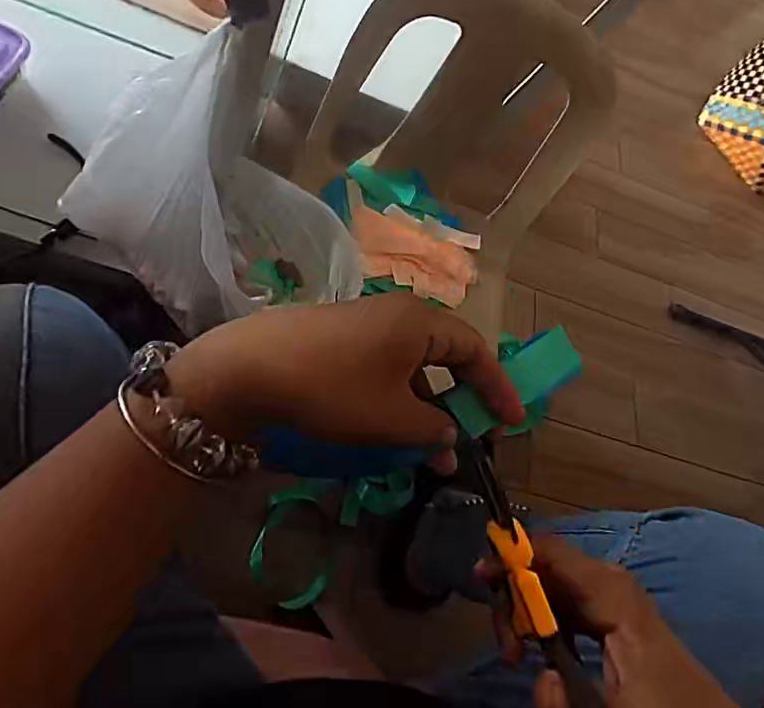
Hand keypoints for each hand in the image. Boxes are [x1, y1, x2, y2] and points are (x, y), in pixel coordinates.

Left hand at [165, 293, 523, 472]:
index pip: (474, 349)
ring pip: (409, 363)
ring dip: (424, 405)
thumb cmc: (333, 387)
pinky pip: (382, 364)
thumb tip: (449, 434)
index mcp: (419, 321)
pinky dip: (394, 395)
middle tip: (473, 435)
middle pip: (443, 353)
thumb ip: (431, 429)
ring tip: (429, 450)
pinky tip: (388, 427)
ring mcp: (362, 322)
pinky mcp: (337, 337)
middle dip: (460, 398)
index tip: (512, 422)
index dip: (497, 387)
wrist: (251, 365)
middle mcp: (395, 313)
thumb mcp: (390, 417)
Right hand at [485, 537, 732, 707]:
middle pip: (562, 570)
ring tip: (516, 648)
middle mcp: (628, 599)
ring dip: (536, 609)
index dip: (519, 554)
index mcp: (625, 610)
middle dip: (523, 592)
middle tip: (503, 636)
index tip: (483, 572)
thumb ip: (565, 700)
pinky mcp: (636, 638)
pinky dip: (556, 620)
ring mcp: (634, 617)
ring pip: (571, 589)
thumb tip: (539, 674)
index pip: (563, 557)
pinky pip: (585, 611)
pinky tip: (544, 647)